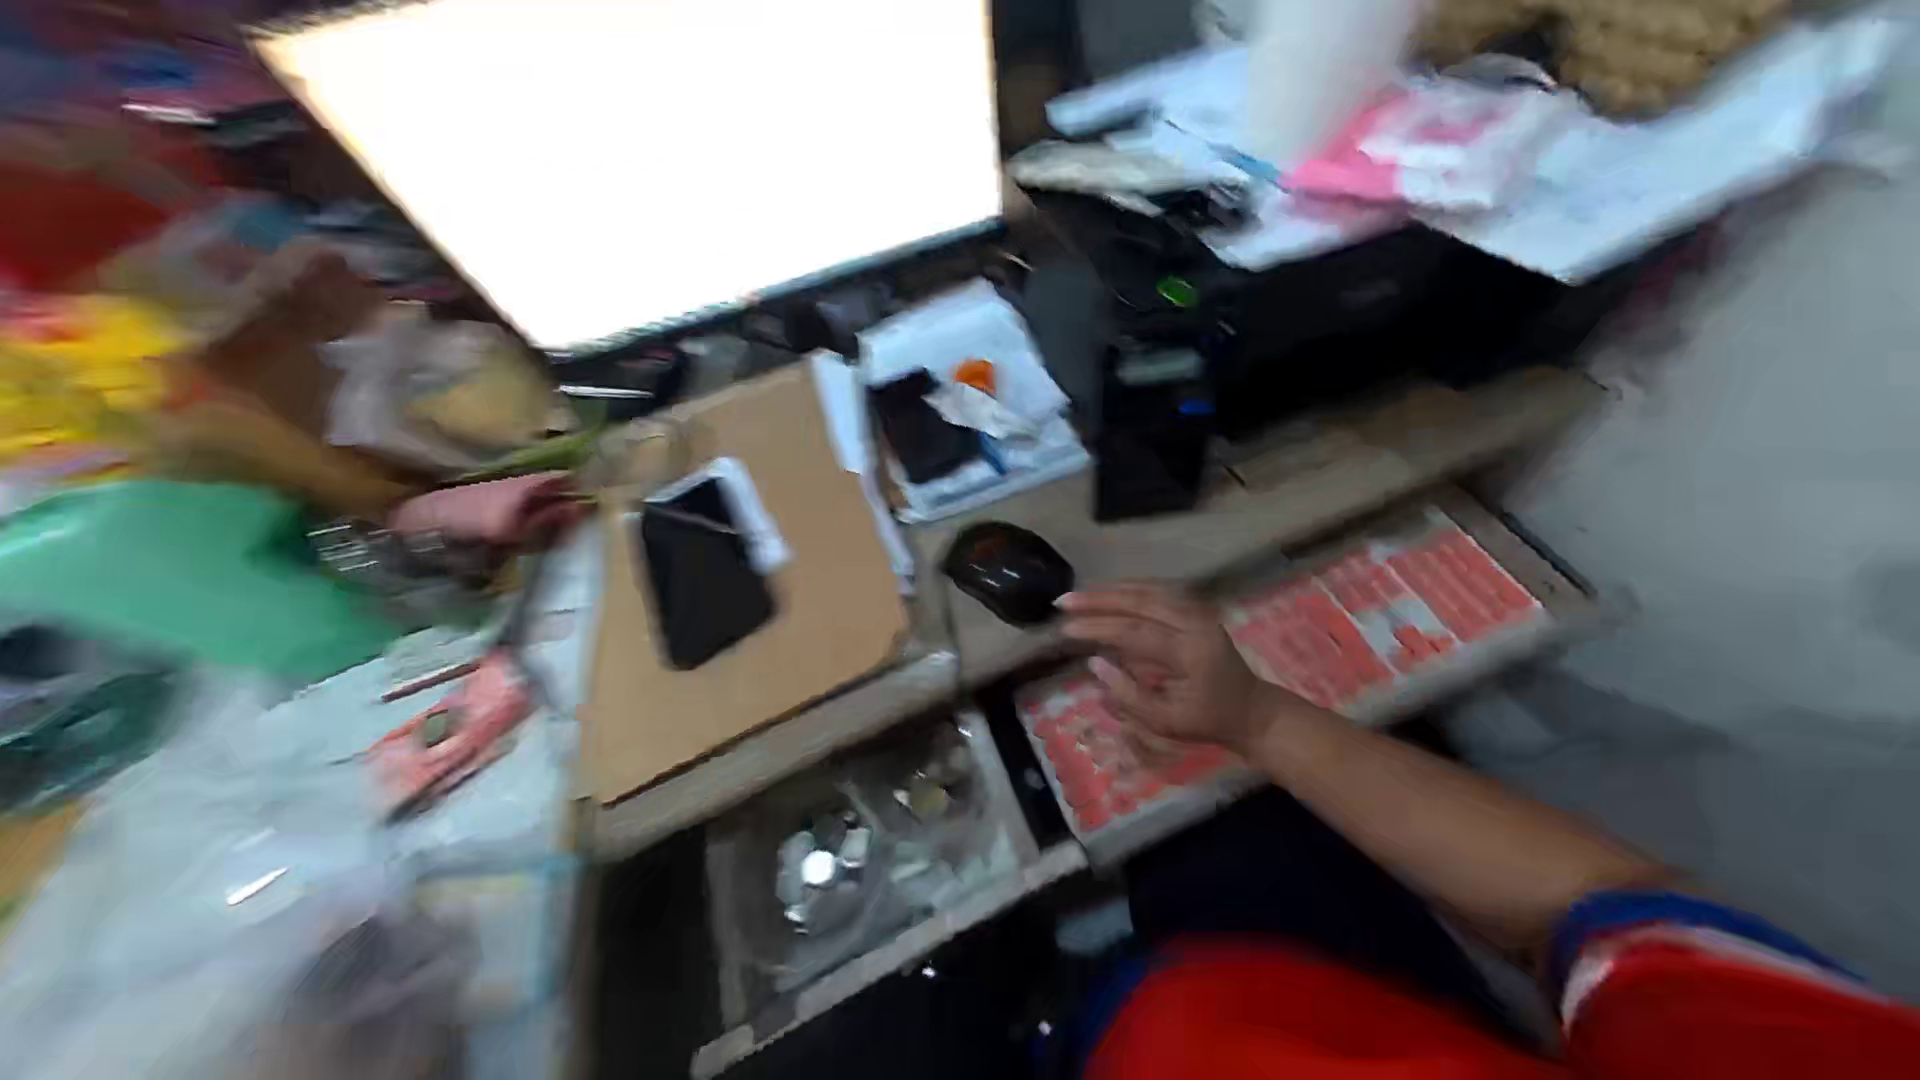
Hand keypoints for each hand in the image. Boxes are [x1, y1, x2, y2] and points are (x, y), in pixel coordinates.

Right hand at [1060, 584, 1275, 753]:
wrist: (1251, 709)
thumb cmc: (1207, 720)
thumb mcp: (1167, 722)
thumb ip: (1129, 695)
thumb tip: (1095, 662)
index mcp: (1192, 652)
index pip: (1137, 632)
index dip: (1099, 627)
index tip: (1066, 629)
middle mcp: (1196, 624)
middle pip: (1142, 601)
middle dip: (1099, 599)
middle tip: (1064, 601)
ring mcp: (1199, 612)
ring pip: (1150, 589)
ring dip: (1111, 590)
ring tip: (1079, 595)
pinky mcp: (1196, 609)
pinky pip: (1159, 590)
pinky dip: (1130, 588)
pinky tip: (1108, 591)